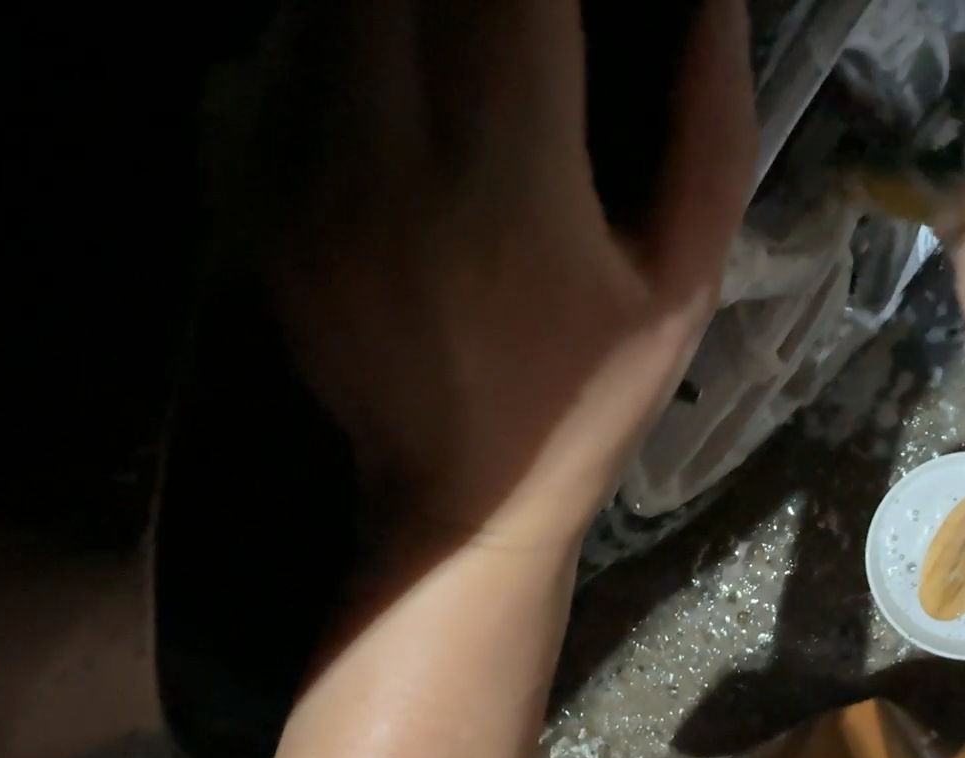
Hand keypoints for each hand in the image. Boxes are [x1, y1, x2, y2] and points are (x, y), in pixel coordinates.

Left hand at [253, 0, 754, 551]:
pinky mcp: (250, 196)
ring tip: (474, 56)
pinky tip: (406, 91)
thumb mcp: (684, 290)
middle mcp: (381, 164)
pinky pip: (281, 51)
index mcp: (509, 194)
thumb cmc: (592, 405)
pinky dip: (348, 37)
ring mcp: (295, 177)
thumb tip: (713, 0)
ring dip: (409, 6)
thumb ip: (711, 138)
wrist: (460, 501)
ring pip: (329, 0)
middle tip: (531, 26)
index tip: (582, 5)